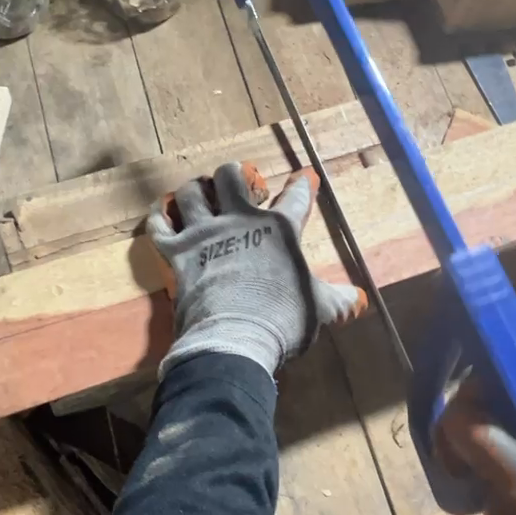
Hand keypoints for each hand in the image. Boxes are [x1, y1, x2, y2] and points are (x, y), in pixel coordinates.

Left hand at [146, 162, 366, 377]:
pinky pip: (159, 225)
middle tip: (236, 187)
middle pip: (231, 176)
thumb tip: (356, 299)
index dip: (301, 187)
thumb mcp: (319, 309)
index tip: (303, 180)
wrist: (235, 338)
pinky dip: (159, 218)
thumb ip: (337, 299)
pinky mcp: (176, 251)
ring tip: (199, 195)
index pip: (295, 197)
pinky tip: (161, 216)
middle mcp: (239, 220)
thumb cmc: (282, 320)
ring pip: (191, 192)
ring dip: (195, 190)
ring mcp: (204, 233)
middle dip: (233, 175)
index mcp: (279, 229)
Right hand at [438, 378, 515, 514]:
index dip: (481, 395)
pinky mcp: (513, 428)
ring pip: (473, 400)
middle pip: (490, 383)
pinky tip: (464, 466)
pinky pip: (471, 416)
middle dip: (465, 419)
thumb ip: (497, 448)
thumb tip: (454, 413)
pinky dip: (458, 439)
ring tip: (462, 469)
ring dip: (457, 433)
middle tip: (461, 460)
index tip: (464, 431)